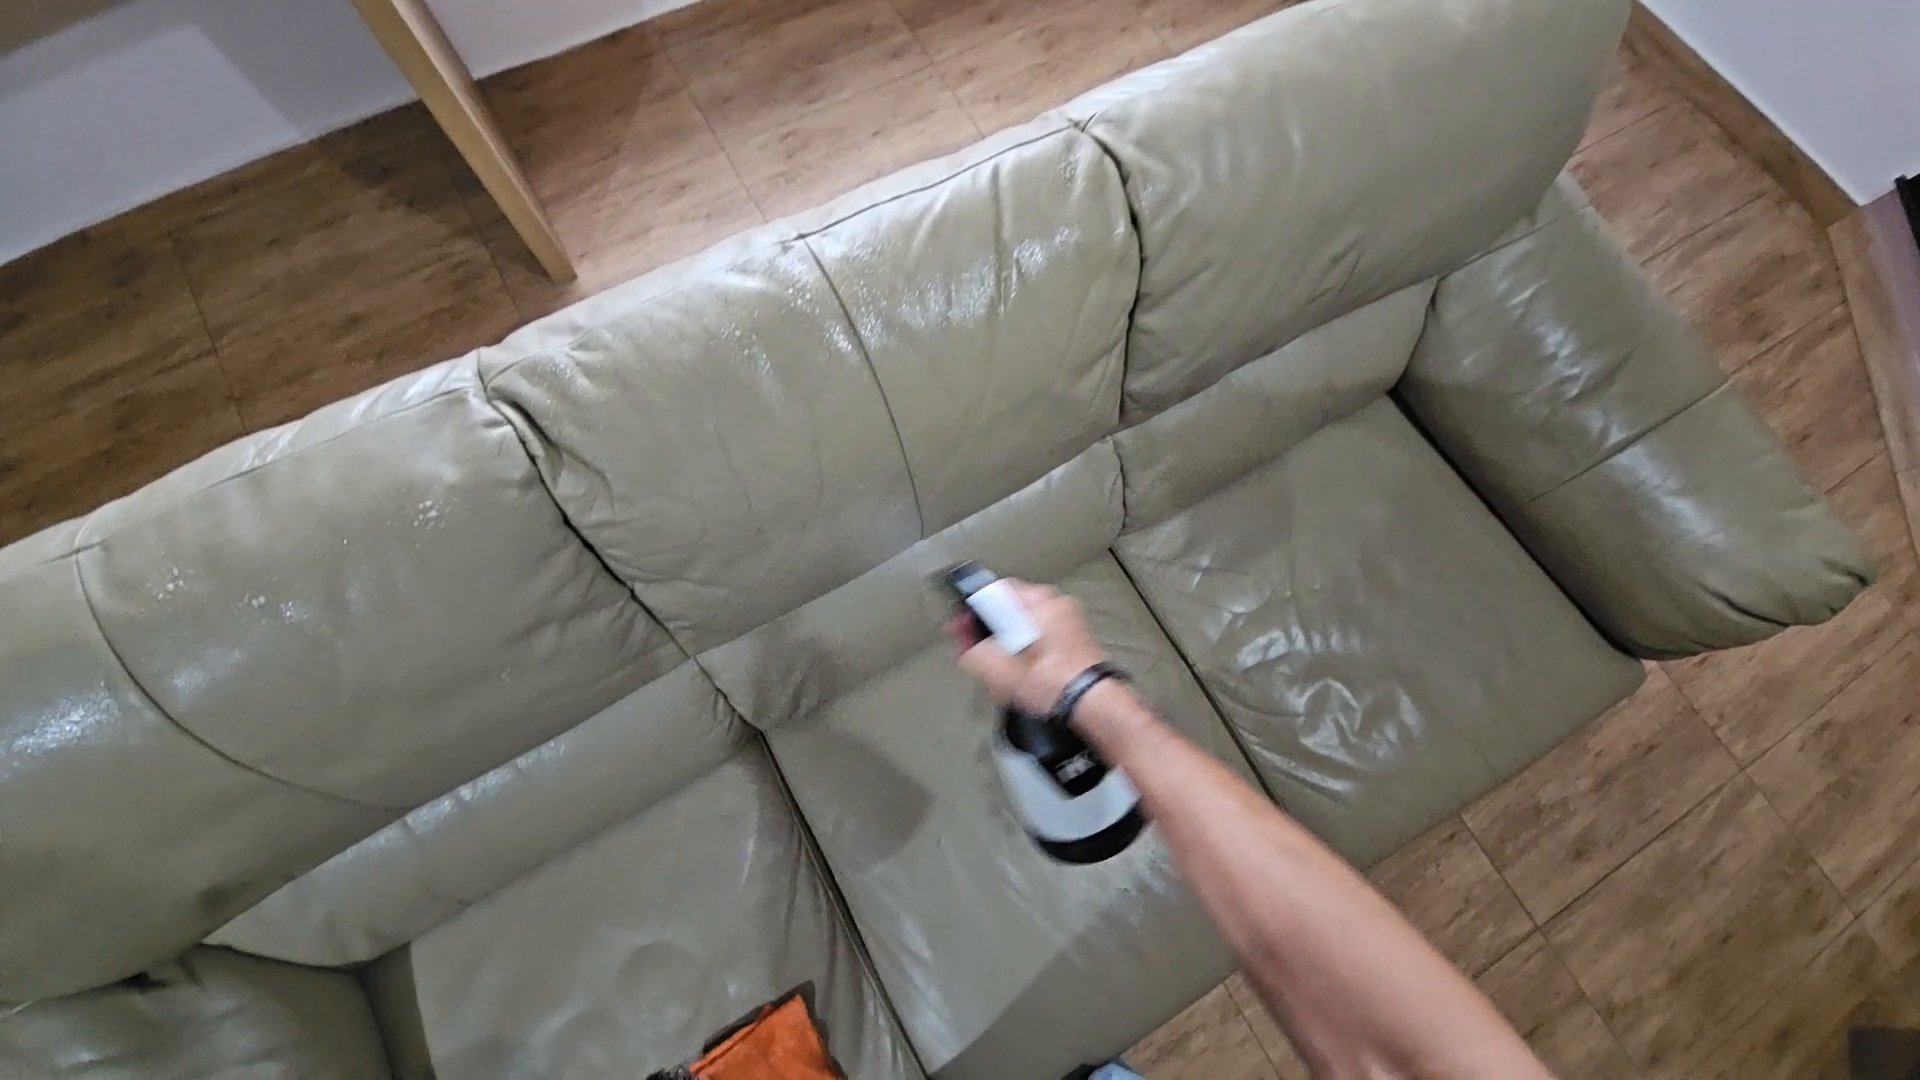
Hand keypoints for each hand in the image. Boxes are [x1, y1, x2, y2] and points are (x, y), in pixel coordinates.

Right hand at [948, 581, 1108, 719]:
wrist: (1094, 703)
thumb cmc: (1059, 685)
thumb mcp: (1002, 673)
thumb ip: (973, 654)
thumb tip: (964, 648)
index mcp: (1037, 600)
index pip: (991, 591)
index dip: (971, 613)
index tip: (962, 627)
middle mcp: (1054, 602)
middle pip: (1006, 610)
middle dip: (990, 635)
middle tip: (981, 655)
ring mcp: (1066, 618)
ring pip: (1022, 624)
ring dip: (1008, 645)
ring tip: (1004, 671)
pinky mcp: (1073, 635)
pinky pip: (1039, 635)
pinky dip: (1027, 650)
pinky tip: (1024, 674)